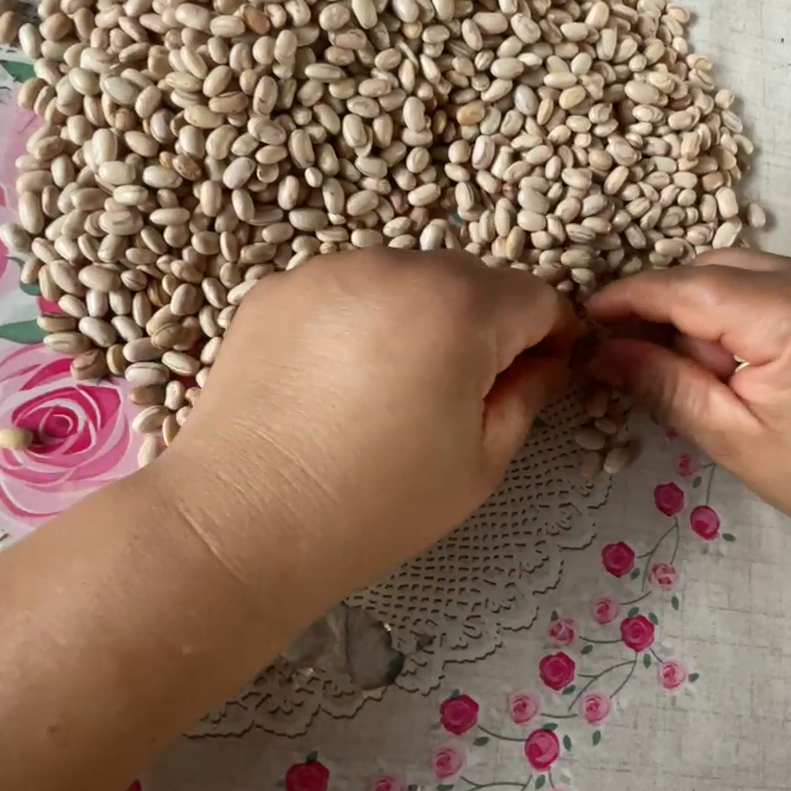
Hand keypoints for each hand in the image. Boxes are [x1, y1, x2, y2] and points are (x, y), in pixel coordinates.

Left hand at [161, 248, 576, 614]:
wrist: (239, 523)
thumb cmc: (375, 505)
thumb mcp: (479, 462)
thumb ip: (527, 396)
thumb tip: (544, 361)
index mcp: (459, 308)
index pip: (536, 297)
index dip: (551, 335)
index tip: (541, 371)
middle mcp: (397, 267)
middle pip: (473, 281)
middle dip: (486, 325)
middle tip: (461, 390)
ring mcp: (330, 269)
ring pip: (409, 279)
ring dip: (423, 317)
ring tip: (392, 385)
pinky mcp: (281, 286)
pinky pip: (351, 289)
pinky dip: (364, 318)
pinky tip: (339, 376)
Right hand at [584, 250, 790, 567]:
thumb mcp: (737, 440)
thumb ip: (665, 384)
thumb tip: (601, 351)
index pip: (687, 286)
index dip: (629, 297)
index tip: (586, 317)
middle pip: (712, 268)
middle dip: (667, 306)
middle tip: (643, 359)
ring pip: (741, 269)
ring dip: (704, 308)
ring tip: (705, 370)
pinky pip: (774, 280)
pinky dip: (741, 308)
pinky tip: (743, 358)